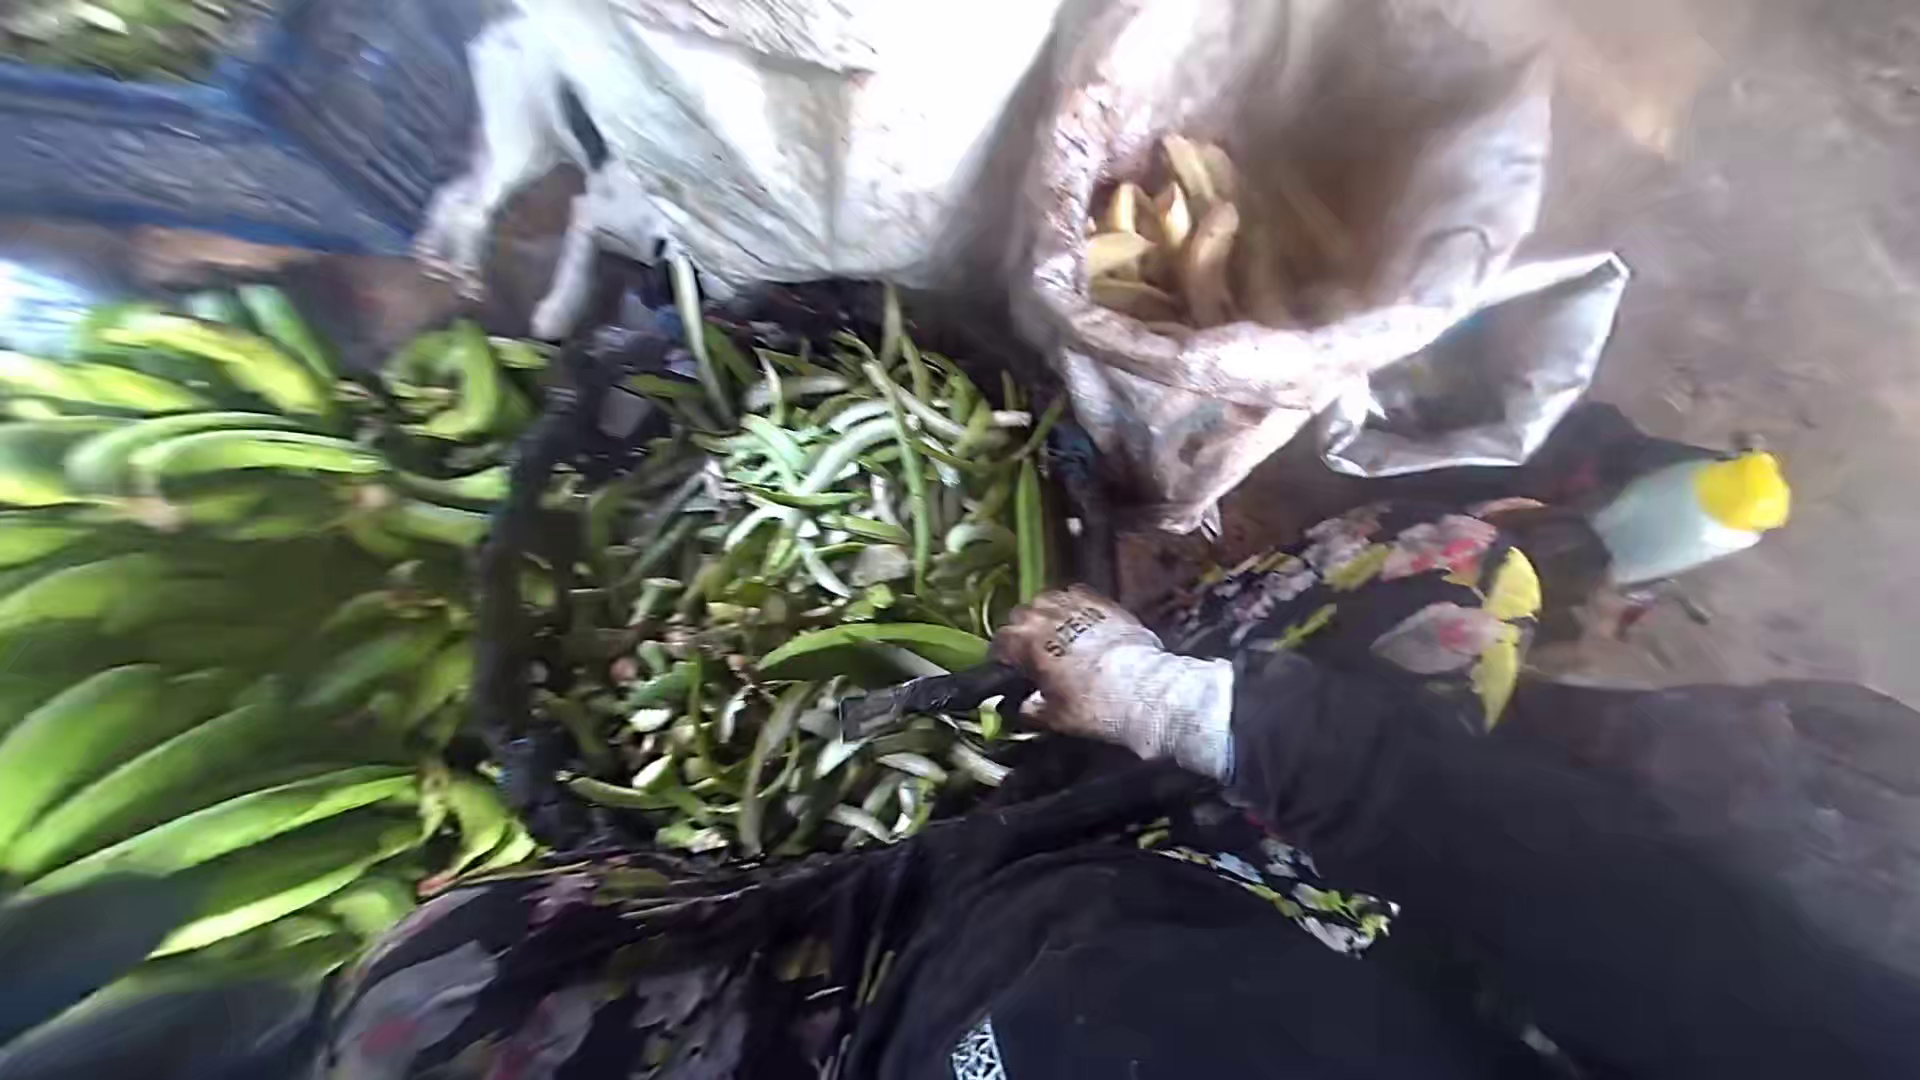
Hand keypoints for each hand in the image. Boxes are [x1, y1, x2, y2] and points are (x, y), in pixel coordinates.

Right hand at [993, 587, 1234, 778]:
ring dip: (1045, 614)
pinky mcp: (1100, 601)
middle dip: (1022, 631)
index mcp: (1026, 643)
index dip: (1002, 655)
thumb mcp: (1054, 717)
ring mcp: (1074, 605)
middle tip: (1033, 651)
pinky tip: (1081, 620)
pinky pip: (1076, 595)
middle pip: (1020, 616)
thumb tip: (1023, 707)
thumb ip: (1030, 709)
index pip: (1000, 642)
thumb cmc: (1094, 706)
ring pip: (1047, 600)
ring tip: (1055, 631)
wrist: (1144, 692)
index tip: (1009, 667)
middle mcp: (1044, 616)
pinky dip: (1073, 605)